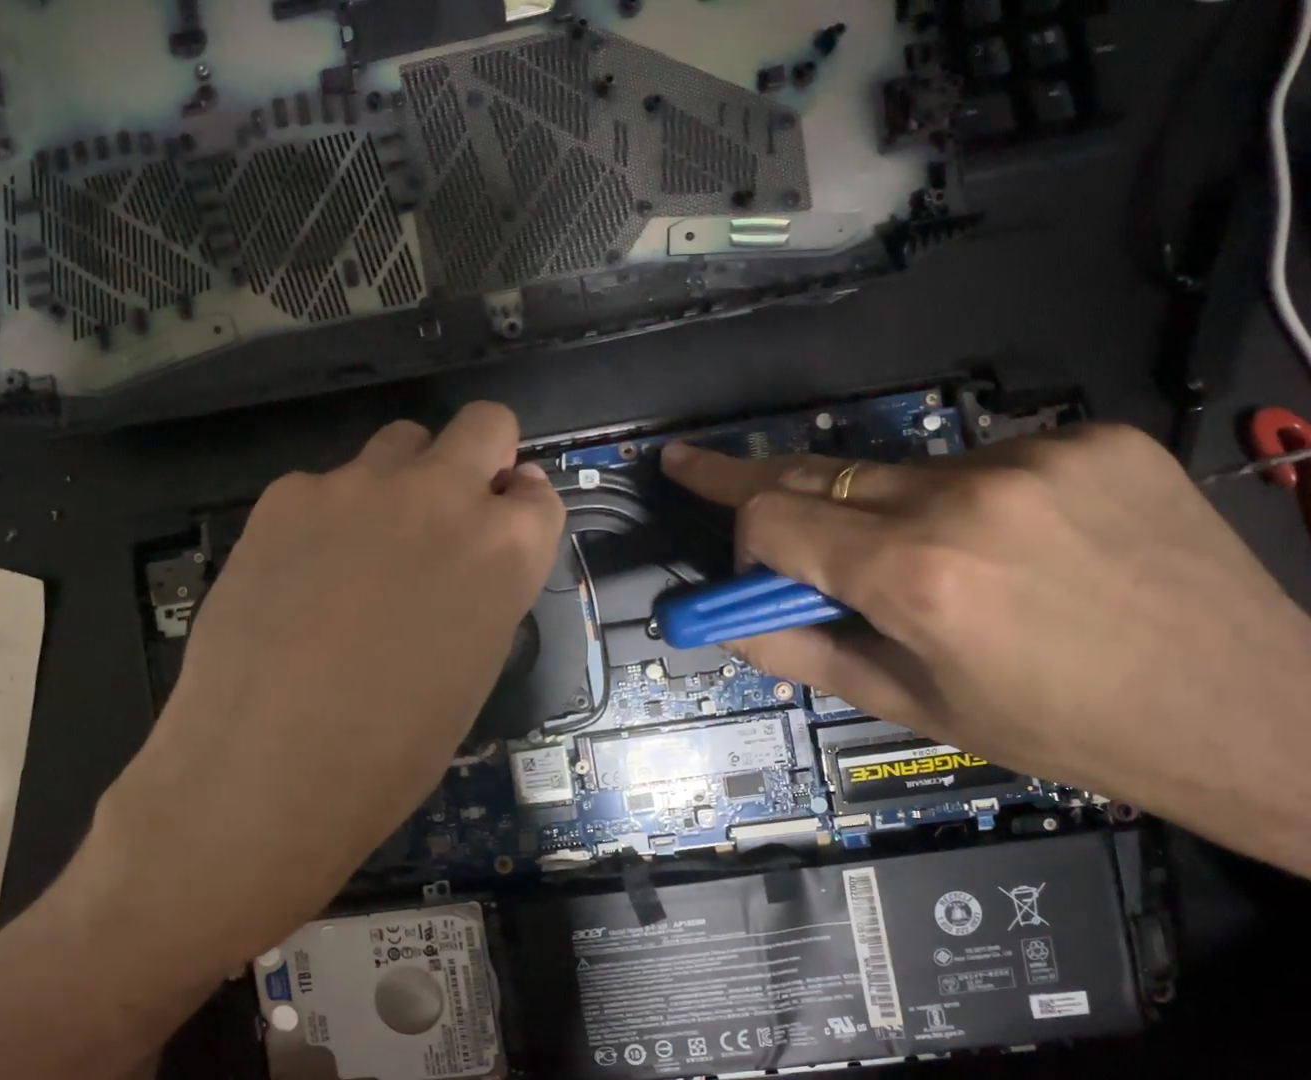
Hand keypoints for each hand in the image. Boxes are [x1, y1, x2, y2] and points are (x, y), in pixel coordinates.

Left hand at [99, 402, 564, 953]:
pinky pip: (319, 487)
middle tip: (445, 510)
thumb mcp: (468, 672)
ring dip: (398, 480)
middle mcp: (439, 497)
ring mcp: (356, 486)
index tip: (499, 526)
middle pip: (482, 424)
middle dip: (477, 456)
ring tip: (359, 549)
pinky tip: (293, 576)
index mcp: (503, 552)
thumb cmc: (386, 752)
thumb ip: (480, 595)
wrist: (264, 767)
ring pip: (397, 444)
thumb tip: (469, 562)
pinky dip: (320, 518)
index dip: (518, 507)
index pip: (539, 492)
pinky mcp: (284, 496)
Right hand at [661, 423, 1310, 874]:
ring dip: (885, 506)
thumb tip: (723, 619)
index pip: (769, 514)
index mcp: (916, 577)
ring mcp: (1036, 458)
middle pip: (816, 469)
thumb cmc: (1064, 727)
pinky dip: (969, 495)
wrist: (1257, 711)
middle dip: (754, 477)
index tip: (698, 496)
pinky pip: (982, 458)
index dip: (733, 526)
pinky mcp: (1093, 439)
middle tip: (701, 464)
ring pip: (899, 469)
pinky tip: (1016, 539)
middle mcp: (965, 500)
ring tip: (942, 559)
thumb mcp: (912, 705)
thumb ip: (798, 652)